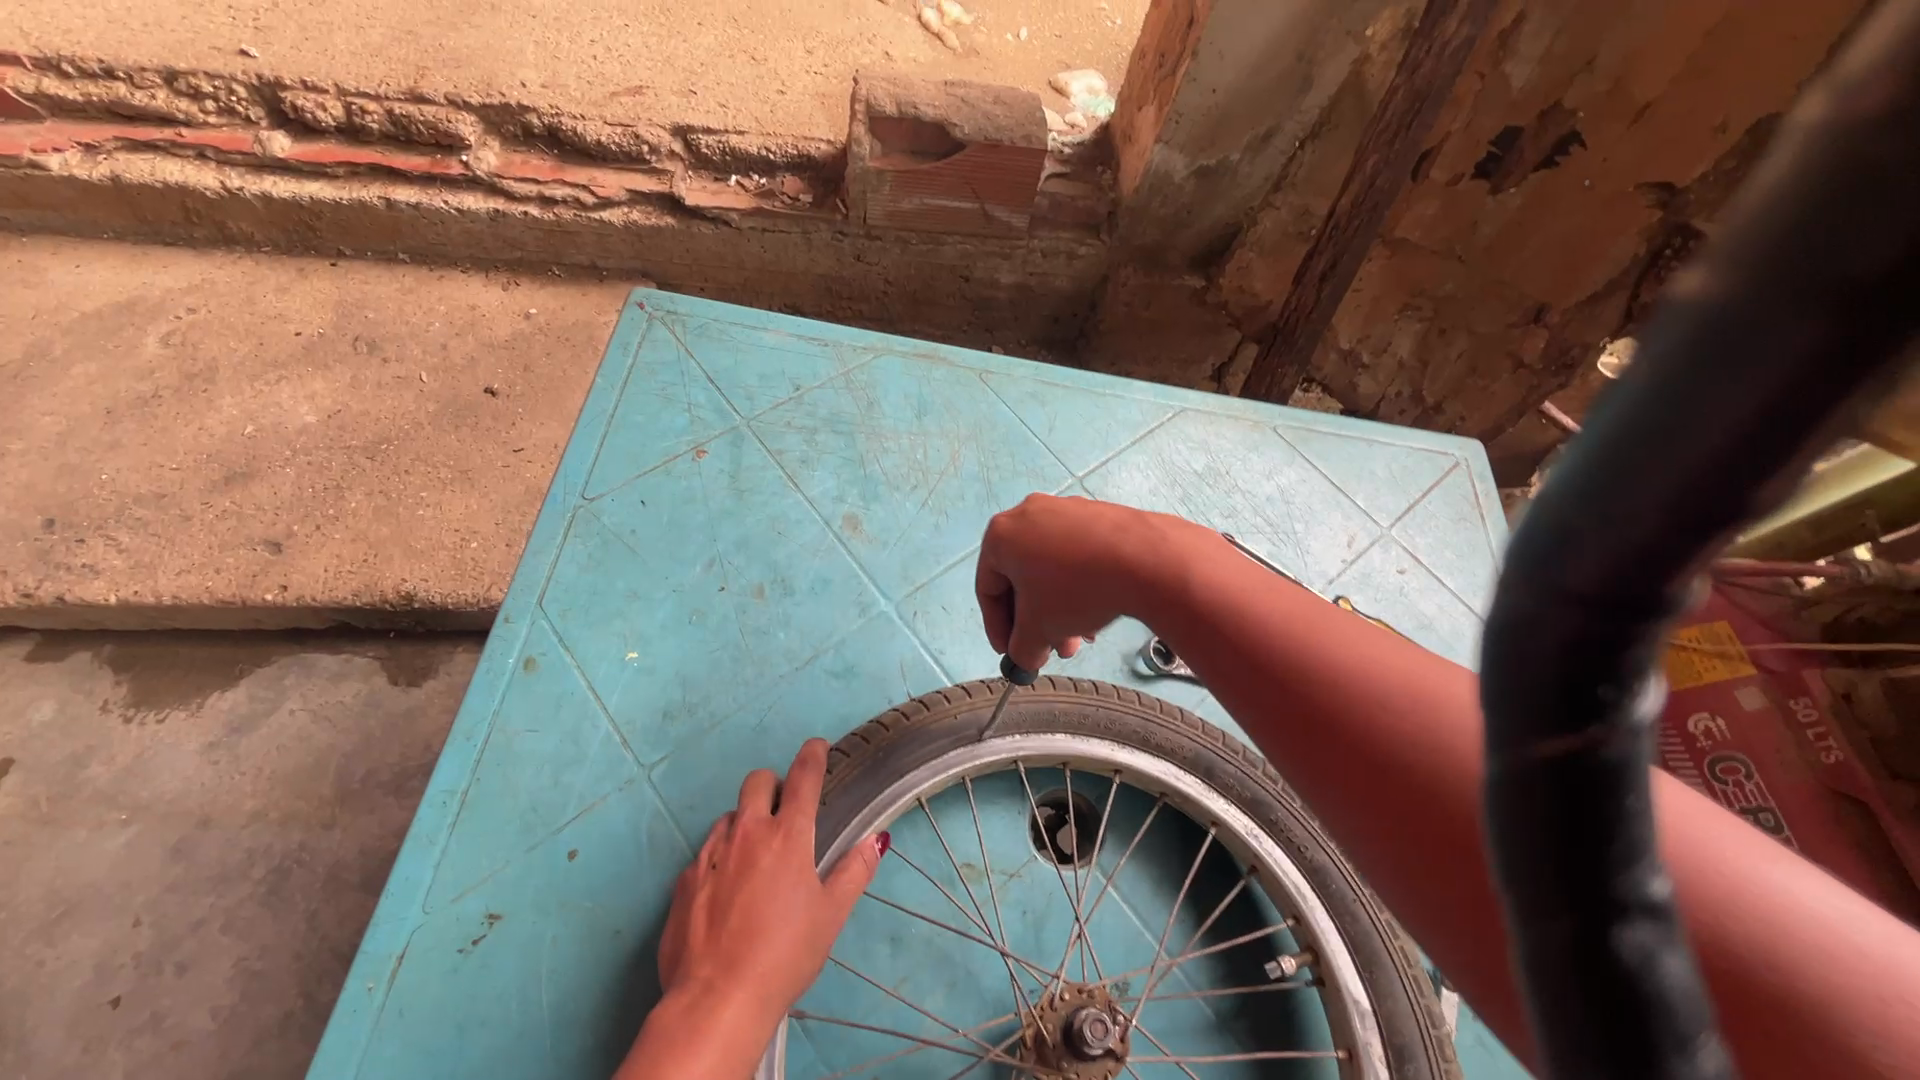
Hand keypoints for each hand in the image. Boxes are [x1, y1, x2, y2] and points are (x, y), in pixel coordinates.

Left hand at [655, 738, 885, 1023]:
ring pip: (728, 817)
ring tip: (755, 856)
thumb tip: (876, 840)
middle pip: (756, 782)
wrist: (716, 998)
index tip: (817, 746)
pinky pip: (705, 854)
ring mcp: (709, 855)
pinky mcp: (683, 882)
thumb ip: (854, 871)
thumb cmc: (785, 954)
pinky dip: (720, 859)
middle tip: (784, 809)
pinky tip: (726, 891)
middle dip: (772, 785)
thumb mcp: (830, 916)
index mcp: (787, 836)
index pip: (802, 778)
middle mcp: (746, 834)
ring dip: (744, 823)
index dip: (813, 755)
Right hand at [975, 494, 1214, 670]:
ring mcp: (1066, 510)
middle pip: (1022, 578)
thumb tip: (1025, 656)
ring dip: (1059, 608)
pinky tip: (1098, 610)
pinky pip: (1077, 556)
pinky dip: (1079, 586)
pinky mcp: (1099, 515)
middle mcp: (1028, 514)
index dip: (997, 627)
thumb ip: (1021, 649)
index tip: (1011, 652)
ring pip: (1051, 569)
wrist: (1145, 559)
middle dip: (1035, 621)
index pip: (987, 588)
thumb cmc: (1075, 590)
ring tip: (1081, 637)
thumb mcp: (1038, 630)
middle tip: (1051, 649)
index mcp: (1001, 535)